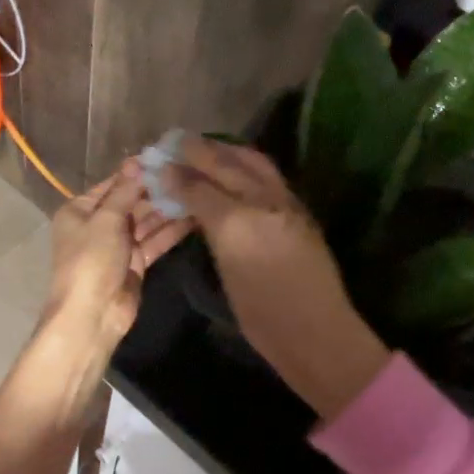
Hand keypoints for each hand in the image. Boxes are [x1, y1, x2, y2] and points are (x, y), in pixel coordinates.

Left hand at [41, 162, 190, 349]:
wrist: (92, 315)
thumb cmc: (91, 261)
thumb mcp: (105, 220)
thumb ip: (124, 192)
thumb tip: (136, 162)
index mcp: (79, 210)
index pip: (112, 185)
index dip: (136, 173)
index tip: (165, 157)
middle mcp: (97, 225)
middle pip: (130, 202)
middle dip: (155, 190)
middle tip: (188, 173)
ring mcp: (117, 245)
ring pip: (145, 222)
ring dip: (167, 209)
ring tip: (197, 190)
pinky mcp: (135, 263)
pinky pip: (153, 241)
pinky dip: (170, 231)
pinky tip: (194, 217)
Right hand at [167, 138, 389, 416]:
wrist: (316, 331)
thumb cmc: (263, 317)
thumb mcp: (226, 274)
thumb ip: (210, 230)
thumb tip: (192, 205)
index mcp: (237, 223)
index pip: (199, 186)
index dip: (175, 174)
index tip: (157, 163)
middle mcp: (263, 203)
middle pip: (225, 163)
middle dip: (198, 150)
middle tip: (175, 141)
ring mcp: (286, 203)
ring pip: (252, 161)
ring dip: (226, 149)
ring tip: (206, 147)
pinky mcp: (300, 209)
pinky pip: (268, 174)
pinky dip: (247, 163)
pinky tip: (235, 167)